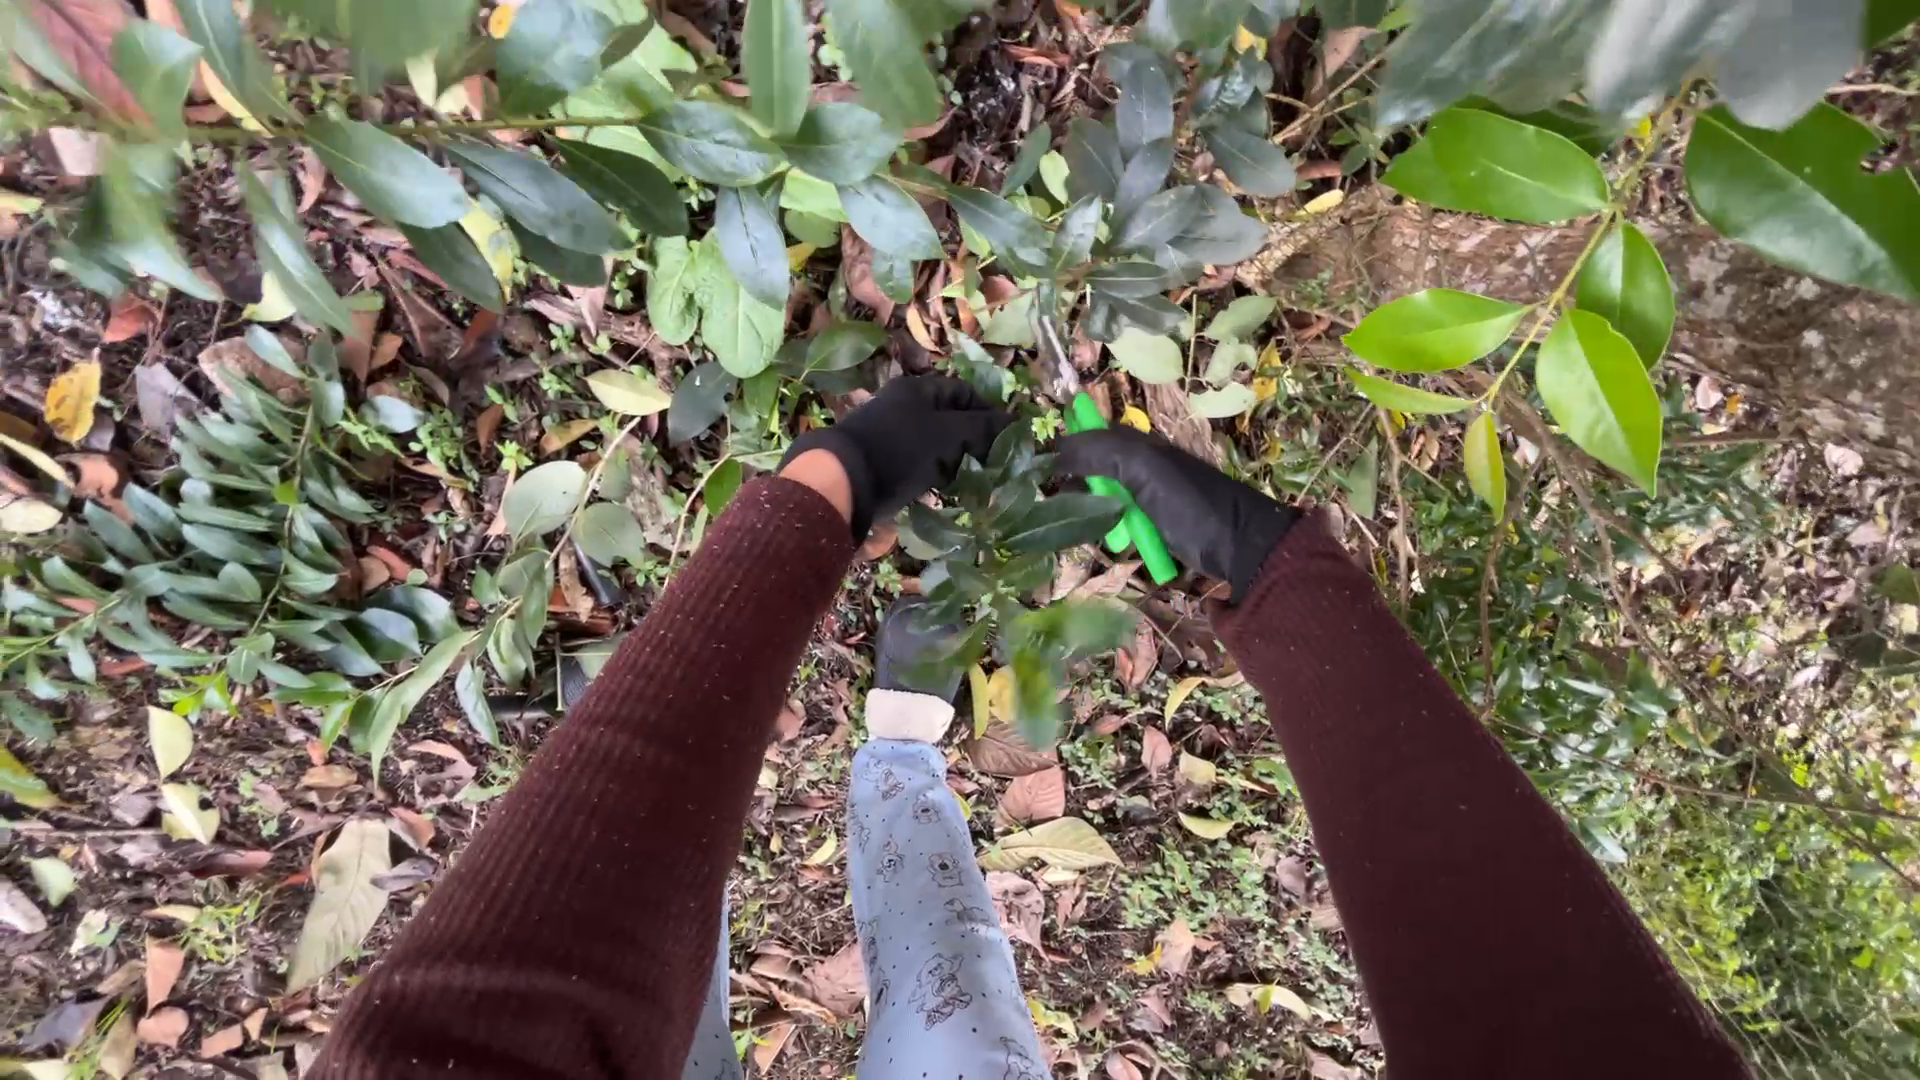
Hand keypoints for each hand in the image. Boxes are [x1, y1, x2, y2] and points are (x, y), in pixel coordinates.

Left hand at [782, 376, 1009, 540]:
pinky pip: (917, 464)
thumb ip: (983, 429)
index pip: (963, 392)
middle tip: (991, 462)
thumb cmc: (901, 450)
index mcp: (918, 391)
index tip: (1004, 437)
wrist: (843, 482)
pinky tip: (943, 490)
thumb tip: (1014, 423)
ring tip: (971, 480)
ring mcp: (890, 435)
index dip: (987, 411)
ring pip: (934, 444)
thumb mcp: (949, 436)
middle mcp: (902, 406)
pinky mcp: (881, 463)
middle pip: (949, 419)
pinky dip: (934, 475)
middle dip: (972, 440)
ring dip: (954, 461)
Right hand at [1054, 427, 1298, 601]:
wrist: (1237, 545)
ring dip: (1090, 513)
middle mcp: (1138, 465)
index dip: (1065, 450)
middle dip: (1073, 487)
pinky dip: (1111, 532)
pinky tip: (1111, 542)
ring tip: (1084, 527)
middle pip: (1090, 470)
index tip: (1039, 472)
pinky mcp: (1152, 525)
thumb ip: (1098, 453)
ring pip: (1100, 499)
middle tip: (1056, 507)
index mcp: (1136, 444)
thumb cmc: (1188, 503)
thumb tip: (1054, 452)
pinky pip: (1118, 523)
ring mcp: (1145, 497)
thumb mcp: (1142, 469)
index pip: (1088, 437)